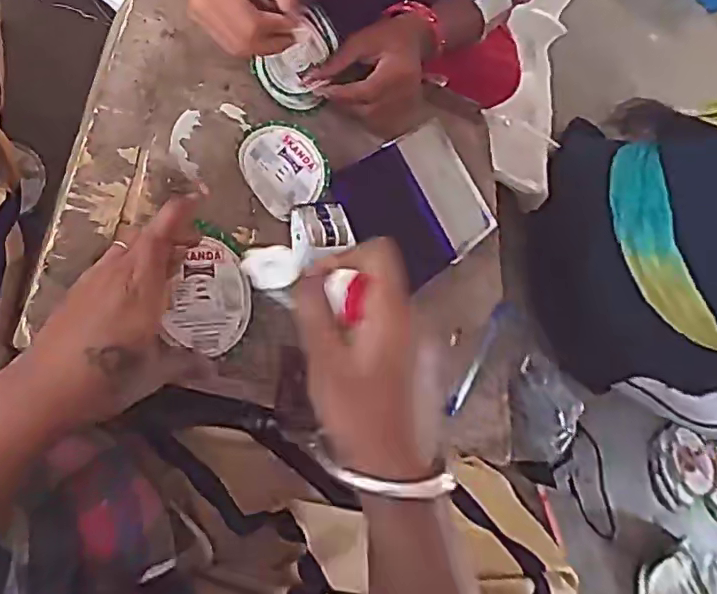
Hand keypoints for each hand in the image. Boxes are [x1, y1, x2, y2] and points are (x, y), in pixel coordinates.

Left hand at [21, 193, 203, 428]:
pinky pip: (109, 266)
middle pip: (146, 235)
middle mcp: (117, 269)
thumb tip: (211, 366)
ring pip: (126, 248)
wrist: (42, 388)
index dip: (182, 210)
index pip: (162, 229)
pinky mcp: (77, 291)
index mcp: (141, 279)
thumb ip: (185, 361)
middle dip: (171, 234)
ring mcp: (94, 277)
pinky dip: (127, 268)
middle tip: (190, 248)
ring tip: (163, 272)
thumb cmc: (105, 376)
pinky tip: (130, 295)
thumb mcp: (153, 373)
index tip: (199, 199)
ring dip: (148, 251)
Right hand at [183, 0, 301, 58]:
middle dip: (273, 44)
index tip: (296, 22)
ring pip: (235, 48)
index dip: (278, 30)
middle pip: (243, 44)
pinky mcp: (199, 20)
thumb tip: (294, 12)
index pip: (252, 26)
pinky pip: (228, 42)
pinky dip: (250, 42)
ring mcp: (198, 17)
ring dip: (262, 47)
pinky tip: (263, 31)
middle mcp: (204, 9)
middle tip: (293, 35)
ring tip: (281, 35)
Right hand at [291, 241, 440, 479]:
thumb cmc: (359, 415)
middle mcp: (408, 315)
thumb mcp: (324, 358)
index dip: (344, 255)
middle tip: (316, 313)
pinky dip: (356, 322)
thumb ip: (312, 309)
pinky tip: (342, 355)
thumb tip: (306, 275)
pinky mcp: (407, 350)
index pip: (378, 251)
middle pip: (373, 271)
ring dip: (344, 306)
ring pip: (373, 295)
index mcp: (392, 310)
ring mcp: (411, 333)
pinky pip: (379, 317)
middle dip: (338, 285)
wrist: (390, 466)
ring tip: (326, 340)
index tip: (318, 278)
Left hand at [306, 13, 429, 132]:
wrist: (417, 37)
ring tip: (339, 95)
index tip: (318, 88)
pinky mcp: (406, 110)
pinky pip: (381, 122)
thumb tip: (314, 77)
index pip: (363, 92)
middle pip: (366, 110)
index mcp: (396, 74)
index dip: (338, 93)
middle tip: (325, 91)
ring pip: (372, 119)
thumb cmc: (388, 35)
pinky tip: (355, 102)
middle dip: (342, 103)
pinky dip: (365, 115)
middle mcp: (404, 94)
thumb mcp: (361, 41)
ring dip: (351, 110)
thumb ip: (339, 60)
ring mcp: (408, 105)